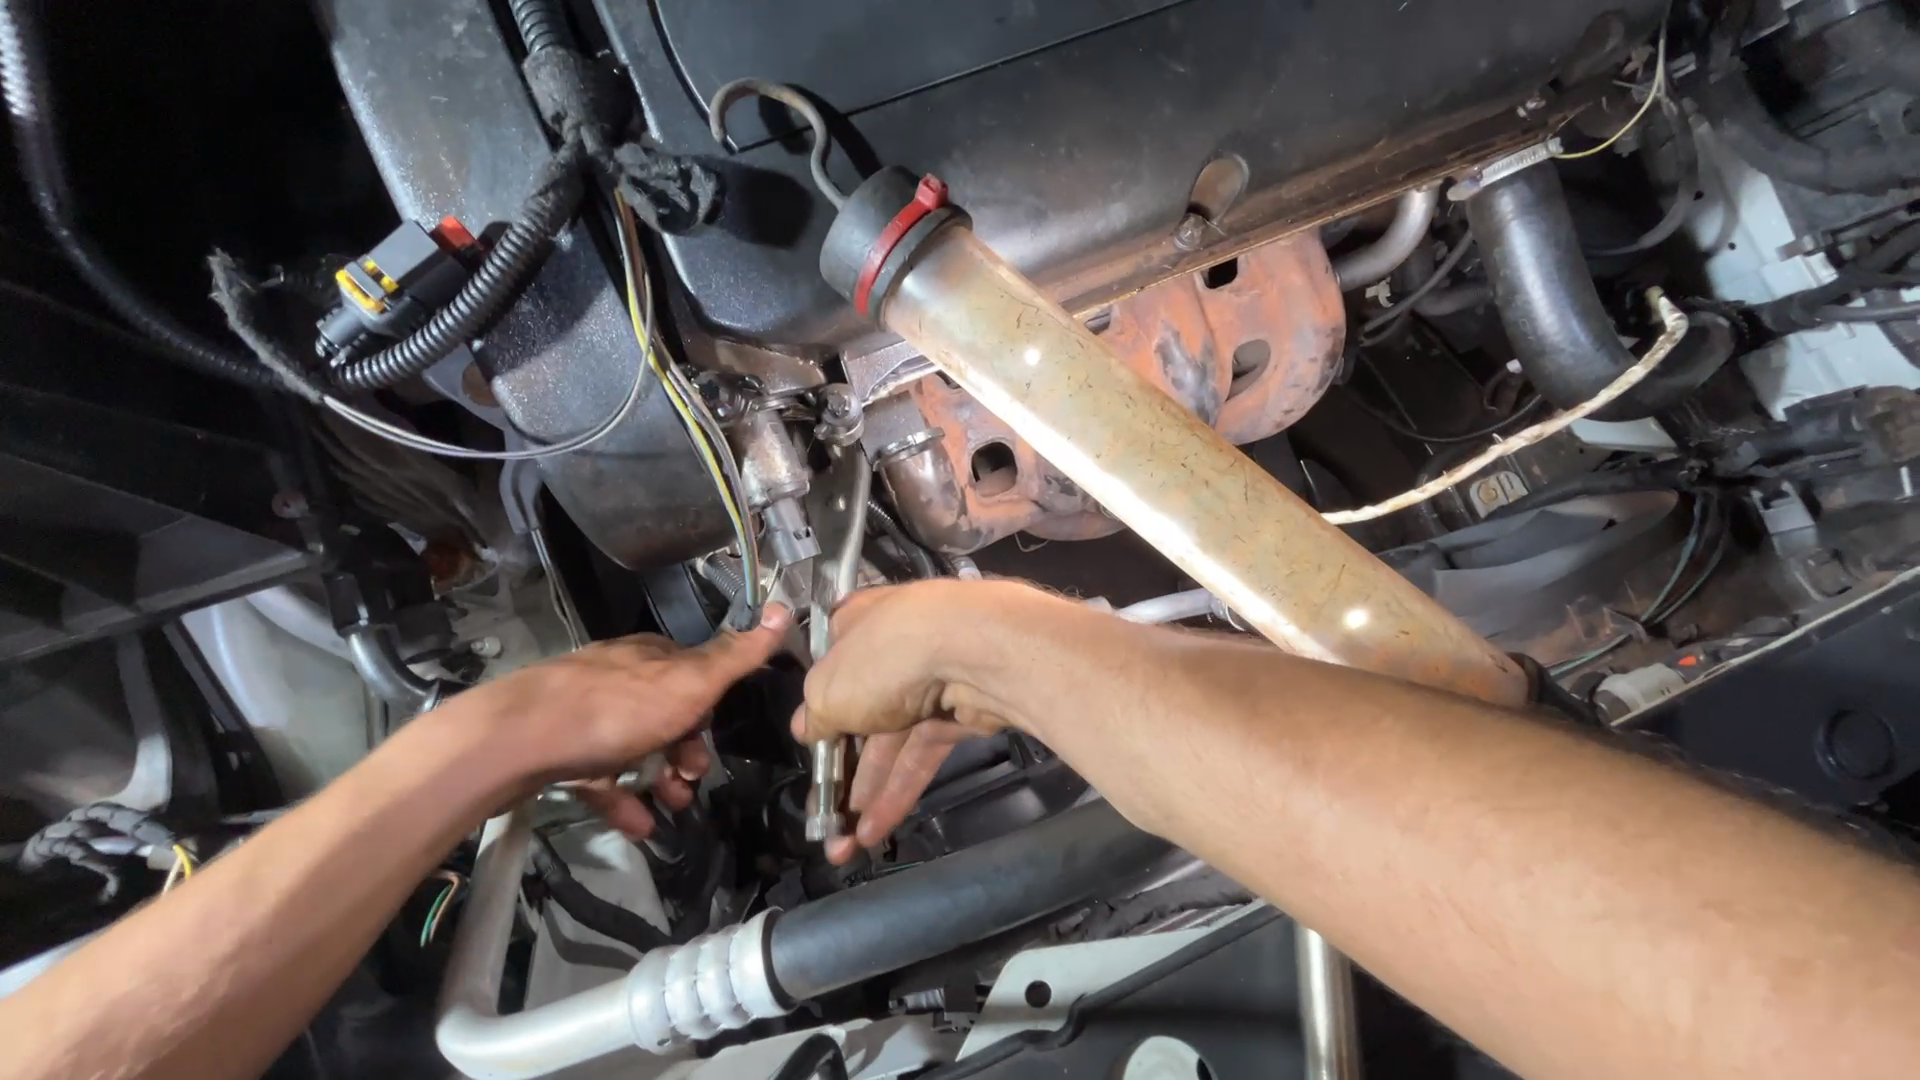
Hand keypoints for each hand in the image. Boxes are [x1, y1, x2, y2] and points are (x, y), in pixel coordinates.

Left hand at [441, 604, 791, 838]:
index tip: (721, 741)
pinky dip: (622, 799)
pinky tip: (637, 825)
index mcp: (652, 656)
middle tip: (694, 782)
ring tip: (671, 807)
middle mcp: (619, 675)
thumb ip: (736, 655)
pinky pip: (600, 775)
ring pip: (635, 746)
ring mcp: (585, 711)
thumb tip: (784, 610)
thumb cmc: (615, 710)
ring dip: (659, 778)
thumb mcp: (690, 682)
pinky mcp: (558, 746)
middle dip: (687, 751)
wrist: (514, 742)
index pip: (696, 675)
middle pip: (666, 714)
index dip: (712, 709)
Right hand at [791, 580, 1076, 863]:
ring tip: (844, 841)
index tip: (810, 749)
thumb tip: (807, 729)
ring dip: (867, 789)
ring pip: (891, 741)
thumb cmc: (883, 659)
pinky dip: (898, 790)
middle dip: (841, 766)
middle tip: (824, 813)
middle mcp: (891, 647)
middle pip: (860, 711)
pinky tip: (874, 830)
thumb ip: (814, 715)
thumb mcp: (826, 691)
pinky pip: (920, 754)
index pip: (829, 669)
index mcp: (854, 625)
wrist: (973, 654)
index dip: (818, 711)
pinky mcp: (957, 712)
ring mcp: (928, 681)